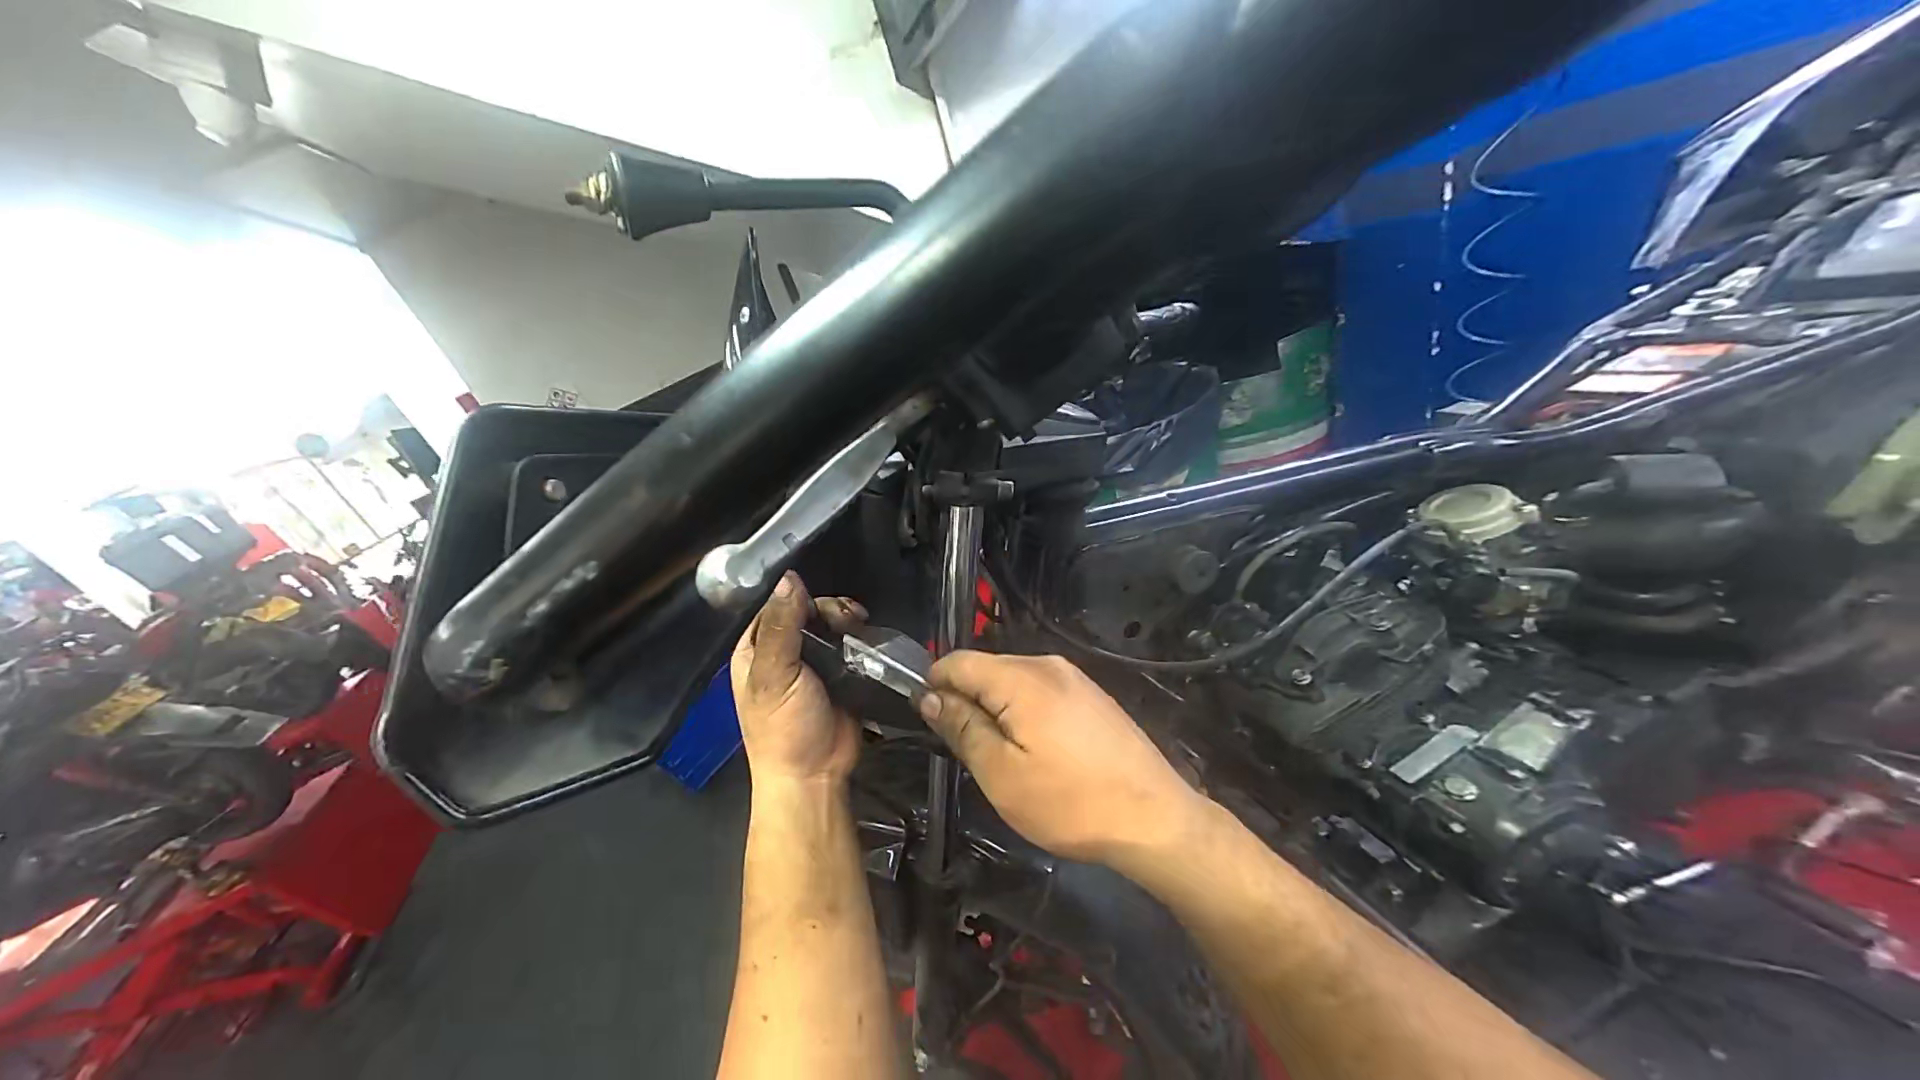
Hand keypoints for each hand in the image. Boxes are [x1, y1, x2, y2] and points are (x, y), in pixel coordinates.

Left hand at [730, 572, 868, 787]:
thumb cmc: (784, 728)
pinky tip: (868, 635)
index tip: (819, 600)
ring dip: (846, 620)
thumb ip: (783, 626)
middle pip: (807, 611)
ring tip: (859, 625)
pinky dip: (860, 637)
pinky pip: (850, 645)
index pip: (775, 606)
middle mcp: (782, 652)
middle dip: (827, 609)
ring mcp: (813, 664)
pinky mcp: (841, 675)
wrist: (814, 776)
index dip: (797, 595)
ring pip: (831, 625)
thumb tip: (790, 578)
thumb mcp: (775, 674)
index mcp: (756, 650)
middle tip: (845, 618)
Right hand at [918, 652, 1208, 868]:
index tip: (930, 724)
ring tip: (1003, 758)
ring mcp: (1074, 678)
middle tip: (969, 753)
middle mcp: (1048, 665)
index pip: (957, 661)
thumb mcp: (1002, 774)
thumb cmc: (1071, 803)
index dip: (933, 687)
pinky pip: (1039, 692)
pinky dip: (1023, 713)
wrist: (1155, 820)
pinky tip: (1037, 753)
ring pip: (1012, 681)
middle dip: (966, 701)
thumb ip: (962, 728)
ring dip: (995, 710)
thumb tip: (929, 696)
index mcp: (1022, 677)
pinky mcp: (1091, 696)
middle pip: (986, 668)